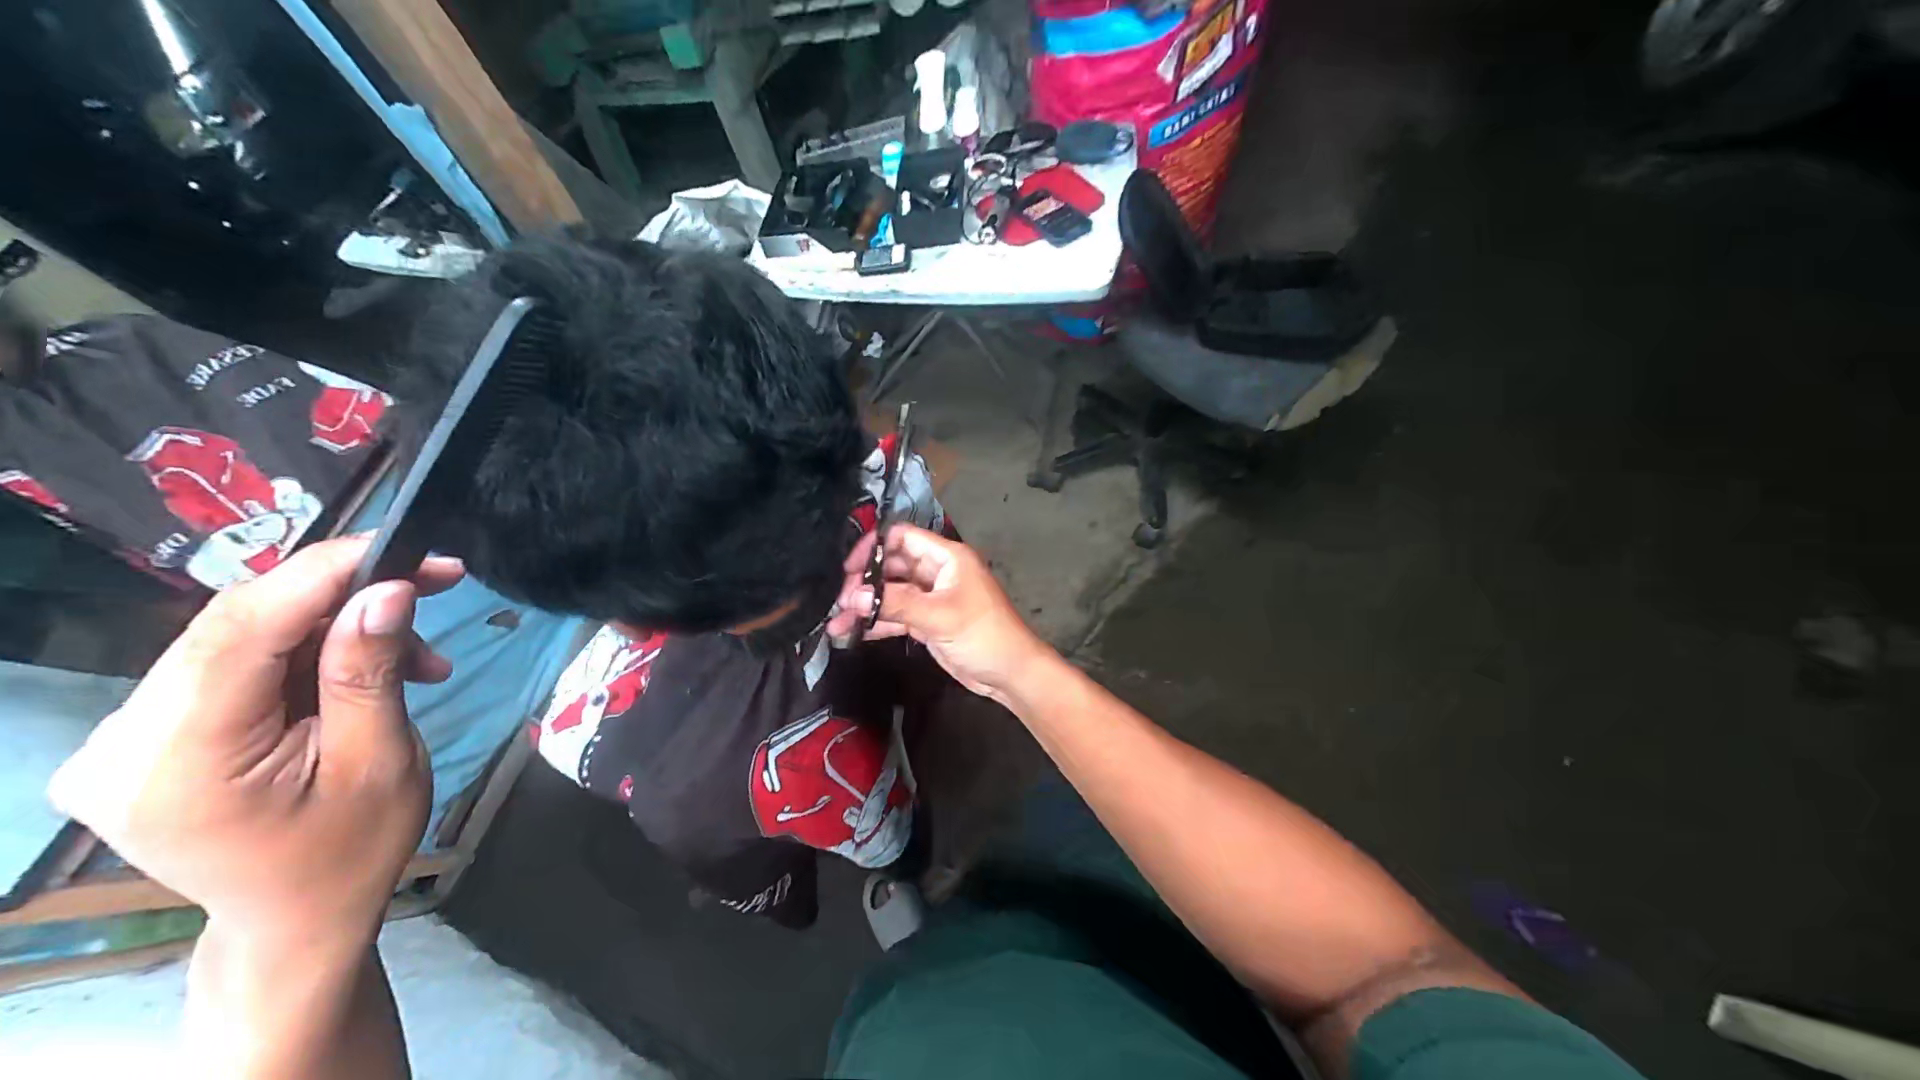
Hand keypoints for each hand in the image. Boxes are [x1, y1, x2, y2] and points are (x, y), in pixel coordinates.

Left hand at [48, 537, 463, 943]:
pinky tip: (364, 669)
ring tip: (419, 655)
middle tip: (435, 583)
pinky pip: (231, 662)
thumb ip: (370, 674)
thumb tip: (387, 591)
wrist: (296, 917)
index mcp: (179, 768)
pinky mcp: (140, 735)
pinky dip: (308, 651)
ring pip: (240, 637)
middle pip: (236, 627)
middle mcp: (120, 747)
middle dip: (344, 595)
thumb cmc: (352, 850)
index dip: (321, 575)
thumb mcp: (382, 762)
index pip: (240, 634)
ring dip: (337, 627)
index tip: (404, 547)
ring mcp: (118, 741)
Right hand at [834, 525, 1051, 704]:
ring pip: (891, 593)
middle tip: (840, 602)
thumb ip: (895, 604)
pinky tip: (853, 632)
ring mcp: (932, 597)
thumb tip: (852, 597)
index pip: (902, 538)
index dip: (873, 548)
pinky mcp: (928, 621)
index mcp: (947, 558)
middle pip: (892, 565)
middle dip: (865, 581)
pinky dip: (877, 622)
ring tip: (836, 621)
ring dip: (866, 605)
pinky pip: (897, 614)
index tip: (849, 569)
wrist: (1010, 673)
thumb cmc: (984, 635)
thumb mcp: (939, 617)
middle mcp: (937, 572)